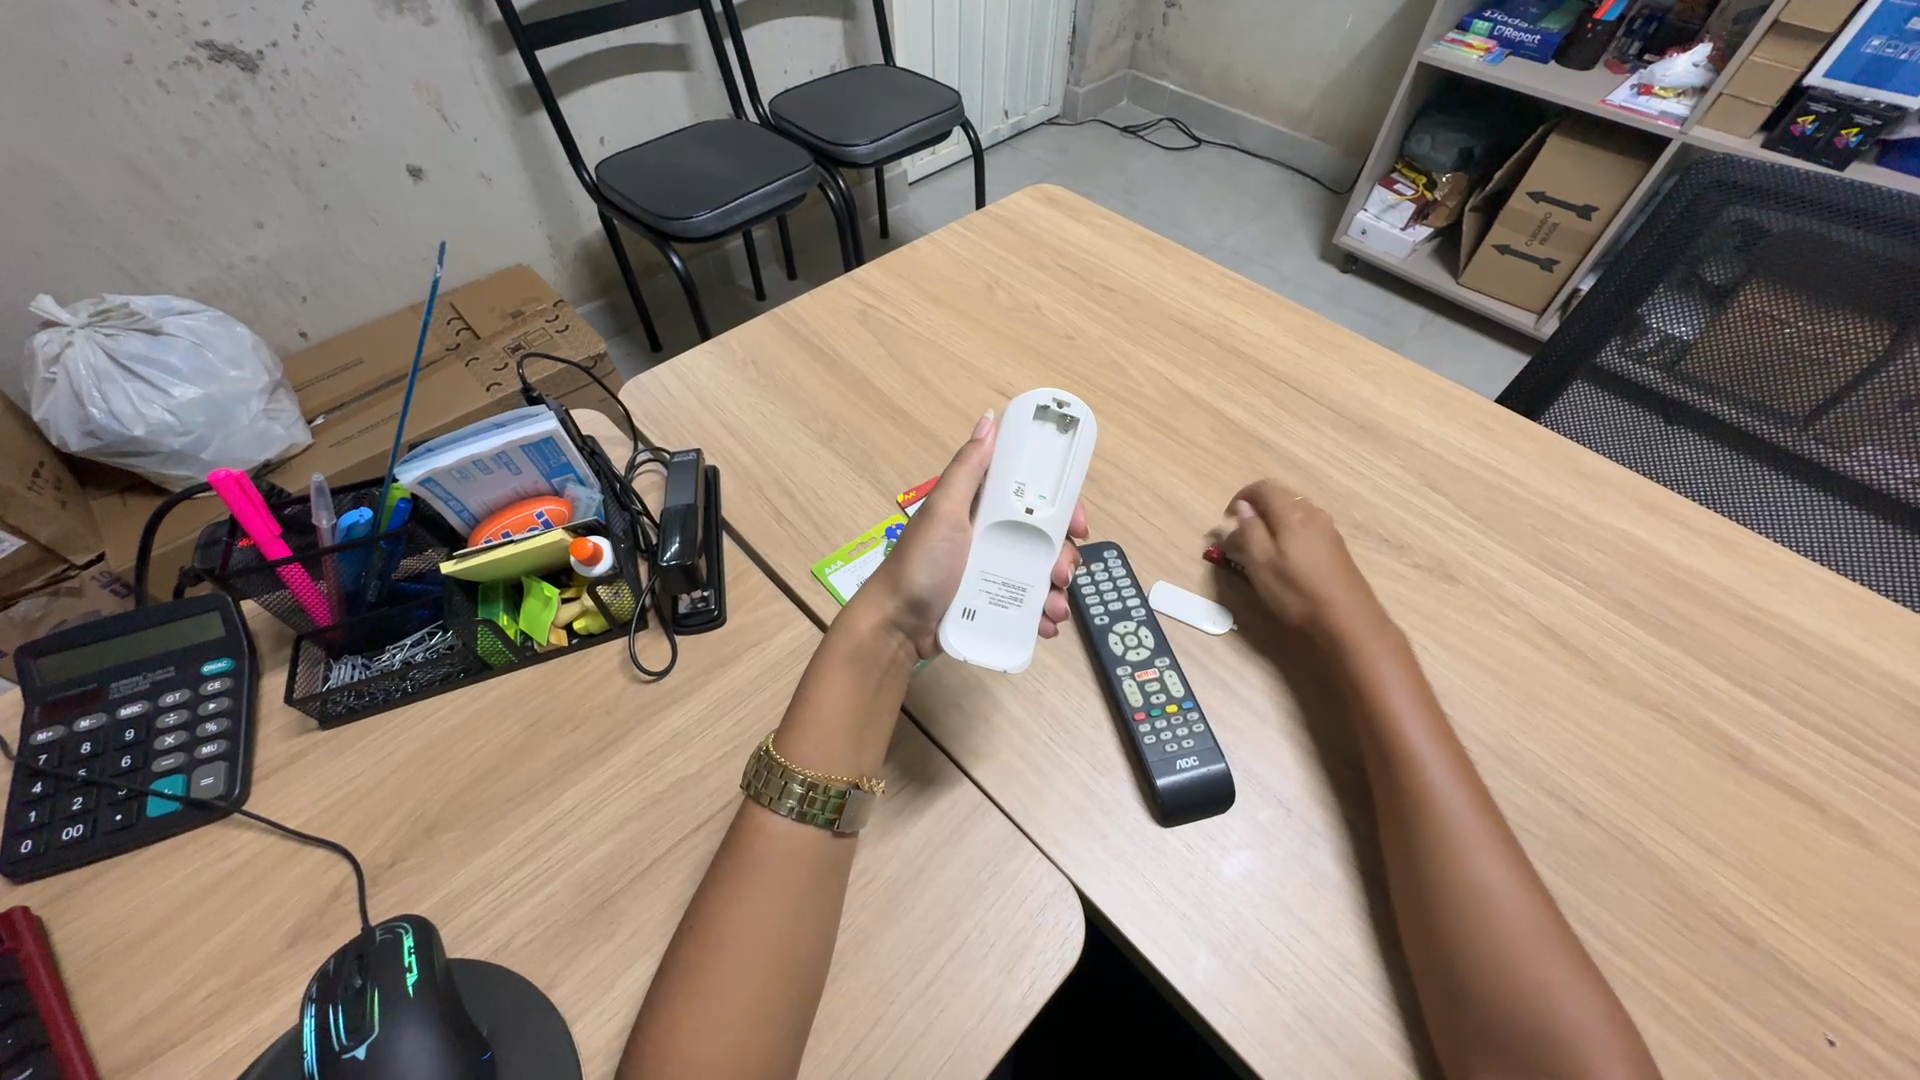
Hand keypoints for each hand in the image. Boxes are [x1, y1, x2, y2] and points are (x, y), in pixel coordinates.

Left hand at [850, 409, 1089, 659]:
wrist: (898, 625)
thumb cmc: (920, 564)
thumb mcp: (944, 510)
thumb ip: (968, 469)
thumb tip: (990, 418)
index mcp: (983, 510)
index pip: (1034, 500)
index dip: (1062, 508)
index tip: (1077, 524)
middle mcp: (993, 538)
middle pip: (1046, 540)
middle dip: (1064, 555)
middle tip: (1062, 572)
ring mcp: (994, 574)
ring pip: (1043, 575)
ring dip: (1058, 590)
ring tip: (1053, 608)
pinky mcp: (993, 606)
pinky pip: (1030, 607)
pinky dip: (1044, 614)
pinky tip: (1046, 625)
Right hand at [1209, 480, 1377, 632]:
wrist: (1348, 620)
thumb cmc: (1297, 592)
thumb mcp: (1261, 563)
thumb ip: (1250, 530)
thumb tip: (1243, 507)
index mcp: (1292, 514)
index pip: (1263, 487)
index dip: (1241, 497)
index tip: (1228, 520)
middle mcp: (1312, 513)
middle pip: (1279, 497)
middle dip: (1255, 511)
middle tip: (1239, 536)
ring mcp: (1327, 528)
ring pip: (1292, 512)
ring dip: (1271, 522)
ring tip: (1258, 549)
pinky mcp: (1335, 545)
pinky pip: (1304, 526)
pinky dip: (1287, 532)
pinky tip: (1283, 558)